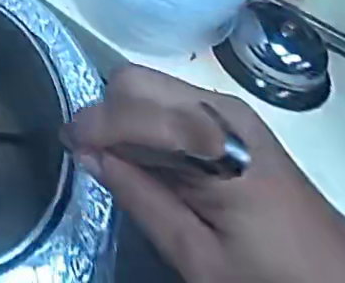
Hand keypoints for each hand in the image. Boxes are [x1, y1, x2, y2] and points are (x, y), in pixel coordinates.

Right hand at [65, 66, 344, 282]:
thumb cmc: (276, 281)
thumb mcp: (201, 259)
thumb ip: (139, 197)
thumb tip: (86, 155)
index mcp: (216, 141)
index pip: (131, 109)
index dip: (92, 125)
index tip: (68, 147)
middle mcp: (219, 108)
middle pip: (133, 82)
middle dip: (106, 114)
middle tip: (97, 157)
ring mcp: (228, 108)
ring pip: (146, 85)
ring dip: (123, 115)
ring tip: (123, 161)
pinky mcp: (232, 117)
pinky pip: (167, 99)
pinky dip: (146, 119)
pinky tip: (152, 159)